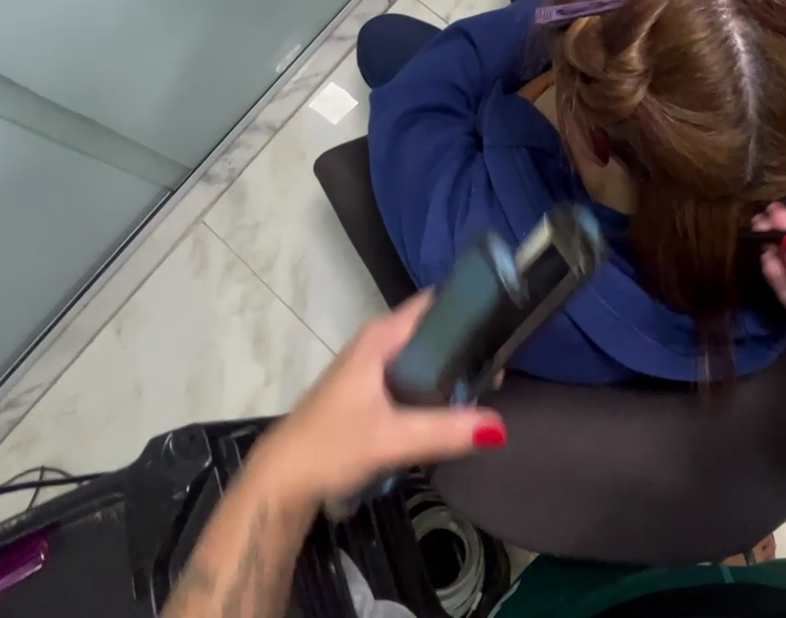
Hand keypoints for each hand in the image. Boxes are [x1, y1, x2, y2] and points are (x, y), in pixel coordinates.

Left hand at [245, 293, 505, 506]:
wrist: (282, 481)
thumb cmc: (330, 446)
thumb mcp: (391, 438)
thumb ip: (444, 430)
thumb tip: (499, 426)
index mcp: (381, 337)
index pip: (432, 304)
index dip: (467, 305)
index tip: (503, 317)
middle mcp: (379, 344)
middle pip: (432, 332)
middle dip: (466, 344)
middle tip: (501, 362)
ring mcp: (373, 369)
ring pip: (424, 358)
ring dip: (452, 369)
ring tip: (488, 384)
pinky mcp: (371, 394)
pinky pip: (414, 379)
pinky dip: (436, 388)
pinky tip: (454, 407)